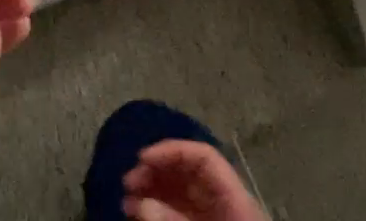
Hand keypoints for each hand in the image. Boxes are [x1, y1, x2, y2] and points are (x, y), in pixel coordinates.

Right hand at [124, 140, 267, 220]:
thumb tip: (143, 204)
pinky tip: (139, 216)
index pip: (205, 160)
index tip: (141, 159)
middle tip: (128, 184)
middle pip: (191, 174)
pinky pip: (180, 217)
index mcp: (237, 204)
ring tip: (128, 203)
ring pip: (182, 196)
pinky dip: (159, 213)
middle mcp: (227, 209)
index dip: (173, 151)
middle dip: (157, 172)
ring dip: (153, 192)